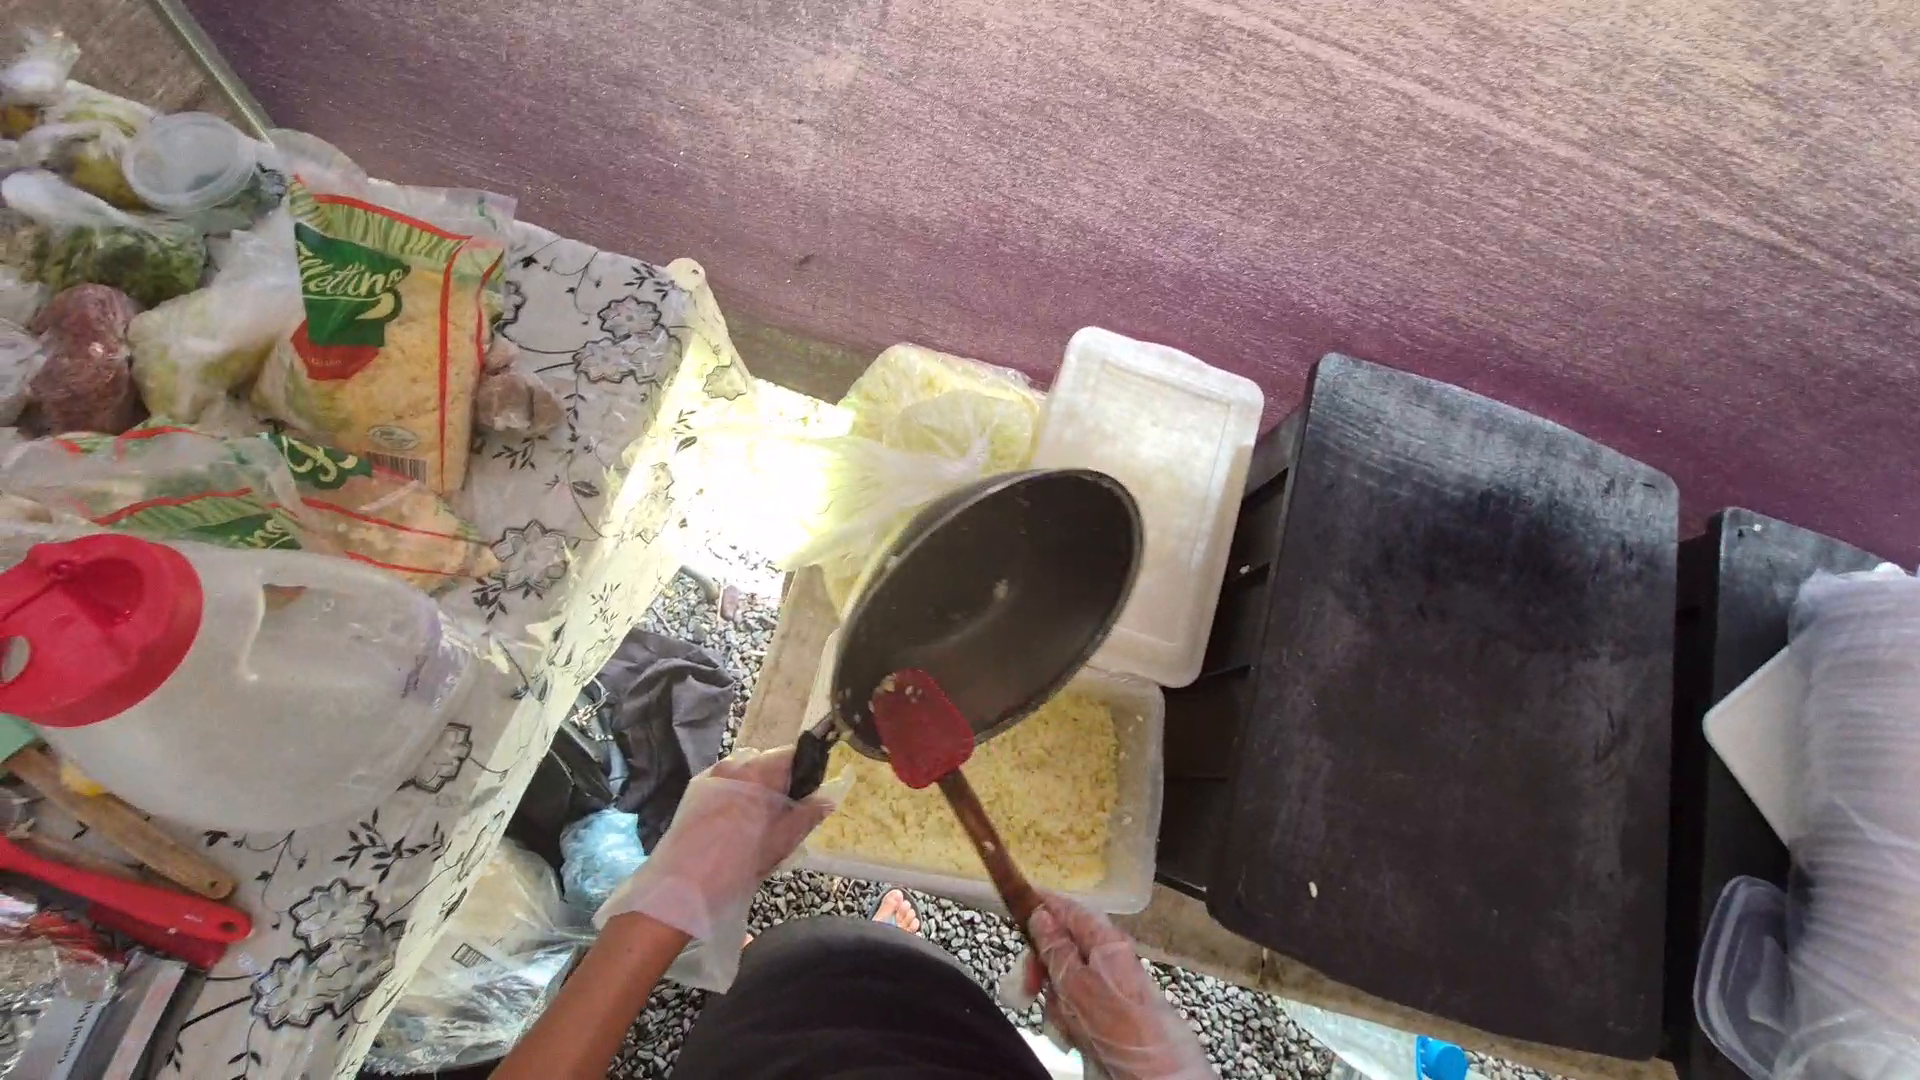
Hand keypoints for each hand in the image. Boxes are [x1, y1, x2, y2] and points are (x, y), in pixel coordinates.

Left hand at [594, 746, 830, 988]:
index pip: (792, 755)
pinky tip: (734, 826)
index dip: (805, 772)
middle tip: (784, 816)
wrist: (679, 890)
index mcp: (759, 773)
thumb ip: (806, 816)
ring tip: (757, 824)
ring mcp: (712, 776)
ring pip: (746, 774)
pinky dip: (736, 796)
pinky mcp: (695, 791)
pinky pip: (726, 784)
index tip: (808, 793)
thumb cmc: (737, 865)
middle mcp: (734, 765)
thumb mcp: (780, 843)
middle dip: (780, 783)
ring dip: (757, 790)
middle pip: (768, 763)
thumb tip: (828, 798)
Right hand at [1024, 893, 1215, 1079]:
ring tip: (1068, 1023)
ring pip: (1064, 980)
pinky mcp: (1107, 1012)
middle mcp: (1106, 956)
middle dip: (1043, 967)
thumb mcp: (1079, 986)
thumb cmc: (1121, 1027)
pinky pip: (1075, 1006)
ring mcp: (1106, 985)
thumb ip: (1056, 950)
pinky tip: (1076, 1038)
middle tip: (1029, 986)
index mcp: (1104, 939)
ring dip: (1057, 1001)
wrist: (1158, 1078)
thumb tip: (1039, 913)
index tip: (1013, 906)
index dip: (1041, 905)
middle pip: (1062, 946)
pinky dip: (1069, 1021)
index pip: (1068, 909)